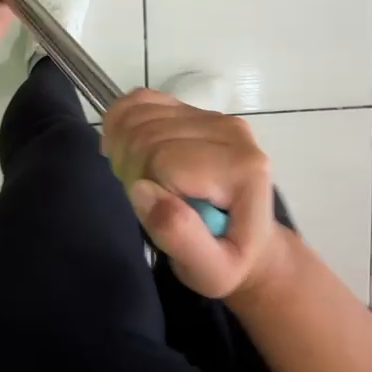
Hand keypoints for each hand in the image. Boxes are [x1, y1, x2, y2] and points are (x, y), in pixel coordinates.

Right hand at [102, 89, 284, 299]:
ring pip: (140, 114)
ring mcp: (214, 116)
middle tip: (142, 200)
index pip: (164, 158)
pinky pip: (143, 100)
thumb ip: (181, 236)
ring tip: (136, 178)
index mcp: (242, 168)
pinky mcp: (196, 110)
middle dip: (130, 168)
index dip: (144, 186)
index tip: (150, 214)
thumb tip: (143, 189)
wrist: (249, 242)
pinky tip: (124, 148)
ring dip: (122, 146)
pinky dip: (121, 120)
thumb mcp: (211, 272)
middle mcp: (232, 131)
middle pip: (149, 133)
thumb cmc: (230, 261)